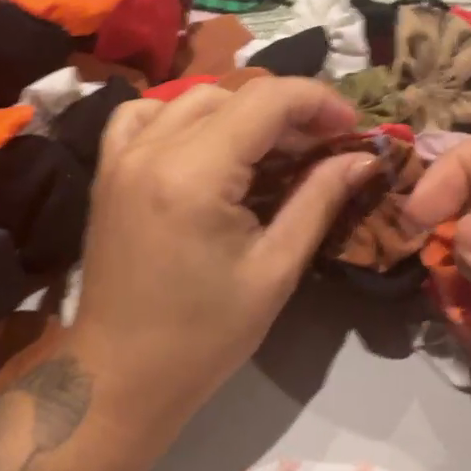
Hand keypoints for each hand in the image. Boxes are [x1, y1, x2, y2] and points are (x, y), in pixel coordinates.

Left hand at [72, 78, 377, 423]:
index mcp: (194, 173)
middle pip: (233, 94)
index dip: (318, 102)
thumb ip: (318, 200)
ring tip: (273, 149)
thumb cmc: (204, 336)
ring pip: (192, 98)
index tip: (353, 128)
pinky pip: (145, 116)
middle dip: (287, 111)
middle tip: (323, 148)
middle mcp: (152, 149)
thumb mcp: (274, 270)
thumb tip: (362, 158)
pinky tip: (207, 145)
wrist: (120, 375)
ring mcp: (122, 156)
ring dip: (240, 111)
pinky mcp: (108, 170)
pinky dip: (182, 116)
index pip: (267, 100)